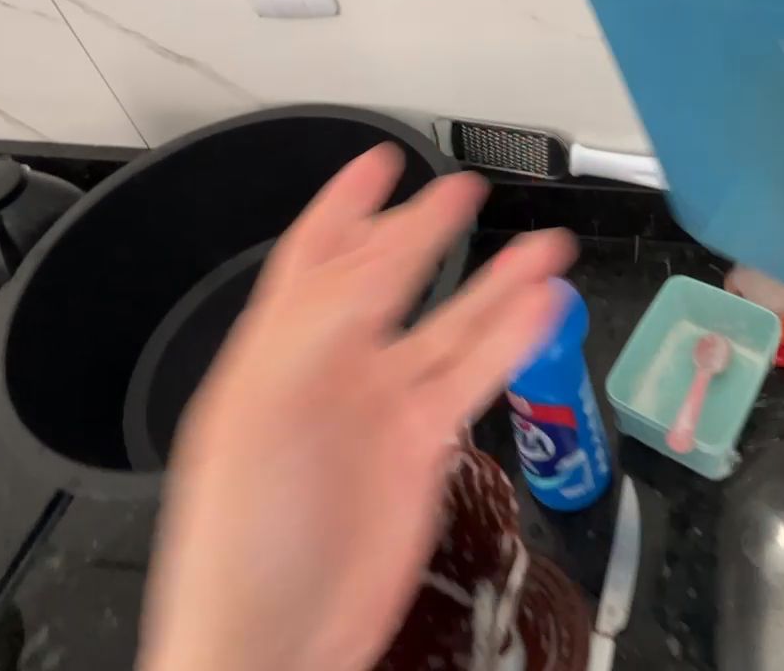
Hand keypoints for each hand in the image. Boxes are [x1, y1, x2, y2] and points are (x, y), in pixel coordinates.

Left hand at [137, 145, 576, 670]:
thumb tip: (367, 259)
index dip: (346, 203)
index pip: (317, 253)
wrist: (275, 642)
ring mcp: (385, 402)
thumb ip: (314, 326)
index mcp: (282, 347)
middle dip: (428, 229)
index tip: (378, 162)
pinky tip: (541, 312)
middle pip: (393, 277)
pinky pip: (475, 375)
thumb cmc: (239, 541)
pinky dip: (512, 341)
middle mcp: (335, 364)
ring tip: (544, 248)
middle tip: (464, 191)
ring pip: (454, 323)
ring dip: (499, 283)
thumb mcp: (258, 414)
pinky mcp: (425, 440)